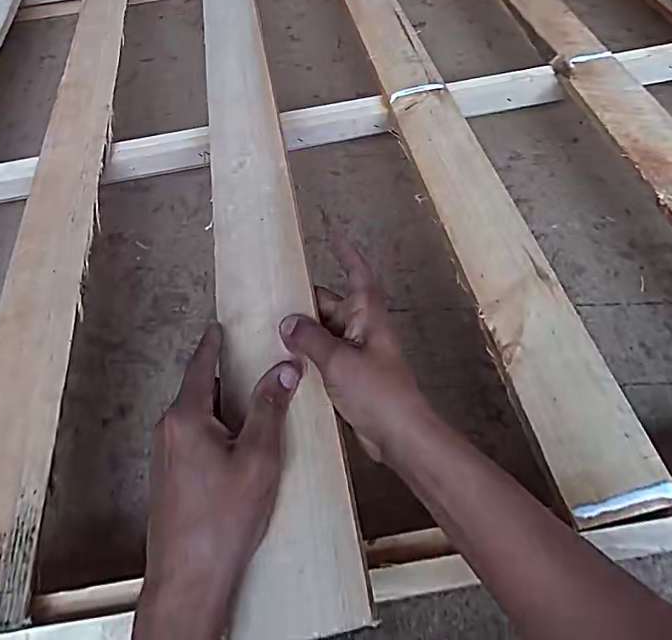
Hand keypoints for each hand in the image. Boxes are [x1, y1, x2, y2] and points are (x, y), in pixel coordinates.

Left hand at [136, 324, 299, 639]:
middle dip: (228, 377)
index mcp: (186, 419)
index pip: (200, 366)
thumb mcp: (258, 458)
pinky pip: (194, 437)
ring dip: (225, 407)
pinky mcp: (170, 478)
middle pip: (201, 389)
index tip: (219, 326)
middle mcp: (169, 432)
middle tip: (256, 366)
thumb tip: (285, 369)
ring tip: (256, 407)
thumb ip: (270, 408)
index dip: (213, 343)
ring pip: (198, 416)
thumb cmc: (222, 521)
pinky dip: (217, 429)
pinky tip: (240, 446)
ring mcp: (165, 457)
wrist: (188, 583)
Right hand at [279, 232, 436, 462]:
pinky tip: (286, 360)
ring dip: (305, 330)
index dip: (347, 255)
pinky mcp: (351, 377)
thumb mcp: (339, 360)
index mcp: (368, 315)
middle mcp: (363, 329)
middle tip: (276, 297)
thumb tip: (287, 321)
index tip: (333, 237)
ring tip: (272, 328)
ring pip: (326, 332)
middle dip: (308, 301)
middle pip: (332, 305)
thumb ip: (310, 339)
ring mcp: (358, 354)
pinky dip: (309, 354)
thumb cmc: (378, 391)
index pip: (358, 275)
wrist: (400, 435)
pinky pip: (326, 356)